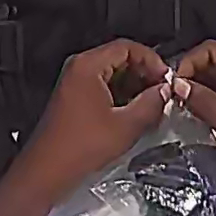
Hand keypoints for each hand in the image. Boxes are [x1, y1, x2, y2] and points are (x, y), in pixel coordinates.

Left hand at [6, 39, 170, 204]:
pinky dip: (121, 95)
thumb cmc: (81, 146)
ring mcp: (75, 82)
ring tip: (153, 106)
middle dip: (144, 74)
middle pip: (119, 58)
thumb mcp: (126, 125)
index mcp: (88, 65)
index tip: (166, 78)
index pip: (126, 47)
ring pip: (112, 73)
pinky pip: (103, 85)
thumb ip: (151, 103)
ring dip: (134, 86)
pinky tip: (135, 114)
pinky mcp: (75, 97)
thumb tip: (165, 91)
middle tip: (163, 93)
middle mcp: (79, 68)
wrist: (49, 168)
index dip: (151, 60)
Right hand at [173, 40, 215, 214]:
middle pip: (211, 65)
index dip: (187, 65)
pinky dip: (210, 109)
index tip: (173, 86)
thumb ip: (204, 103)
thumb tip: (179, 86)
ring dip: (199, 96)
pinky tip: (201, 123)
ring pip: (215, 84)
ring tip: (186, 113)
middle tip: (175, 101)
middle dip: (191, 80)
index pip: (209, 50)